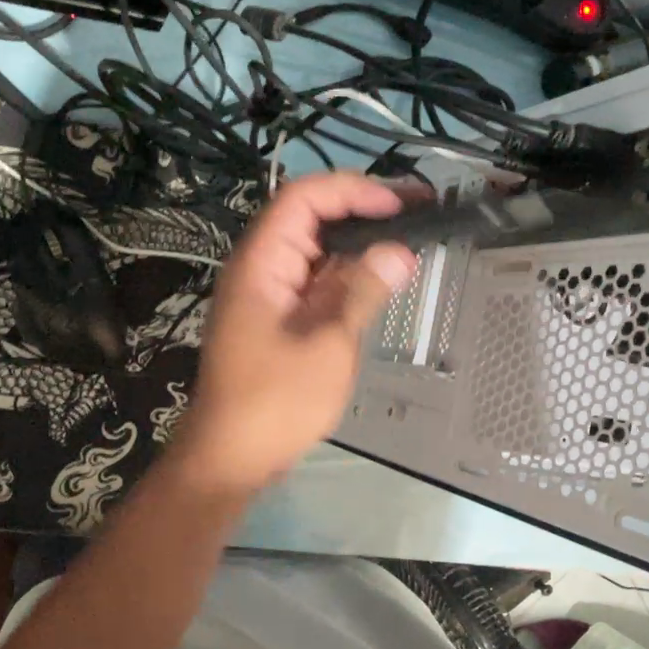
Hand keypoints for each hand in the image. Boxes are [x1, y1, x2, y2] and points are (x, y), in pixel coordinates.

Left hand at [171, 173, 416, 493]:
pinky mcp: (276, 323)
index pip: (303, 198)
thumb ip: (362, 293)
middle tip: (419, 214)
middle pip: (308, 220)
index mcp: (259, 264)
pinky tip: (382, 282)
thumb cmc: (274, 403)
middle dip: (362, 211)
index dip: (353, 191)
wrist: (230, 458)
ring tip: (411, 242)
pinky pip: (313, 286)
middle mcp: (259, 271)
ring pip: (314, 254)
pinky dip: (346, 279)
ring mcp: (266, 298)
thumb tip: (398, 251)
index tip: (400, 204)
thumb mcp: (327, 346)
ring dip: (358, 246)